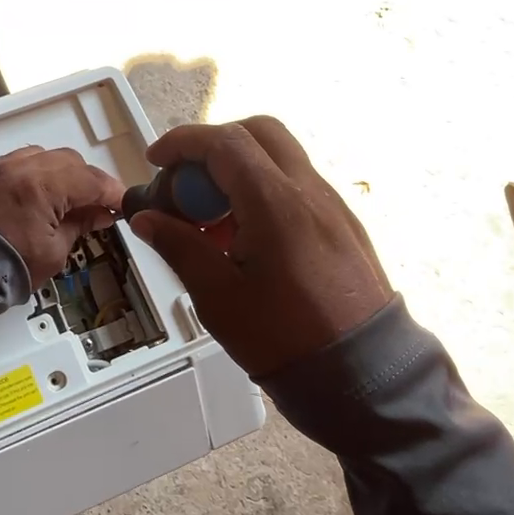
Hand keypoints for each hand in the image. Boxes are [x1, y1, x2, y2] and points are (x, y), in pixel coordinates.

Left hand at [0, 146, 125, 287]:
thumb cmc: (6, 268)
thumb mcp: (55, 251)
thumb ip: (79, 224)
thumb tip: (99, 214)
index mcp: (42, 186)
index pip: (89, 180)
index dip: (111, 192)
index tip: (121, 204)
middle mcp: (19, 168)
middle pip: (67, 160)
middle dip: (85, 180)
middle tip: (94, 205)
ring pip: (40, 155)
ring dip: (57, 172)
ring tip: (62, 199)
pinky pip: (13, 162)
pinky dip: (29, 173)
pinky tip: (34, 194)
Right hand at [129, 118, 392, 378]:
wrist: (366, 381)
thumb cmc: (287, 340)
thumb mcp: (218, 297)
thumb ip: (179, 247)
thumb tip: (147, 218)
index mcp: (277, 205)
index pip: (224, 143)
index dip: (182, 143)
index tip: (155, 161)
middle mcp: (310, 193)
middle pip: (258, 132)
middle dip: (213, 145)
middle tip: (186, 181)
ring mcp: (333, 207)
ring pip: (279, 157)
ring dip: (237, 169)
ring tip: (210, 219)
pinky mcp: (342, 227)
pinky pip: (296, 185)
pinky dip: (261, 190)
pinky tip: (243, 237)